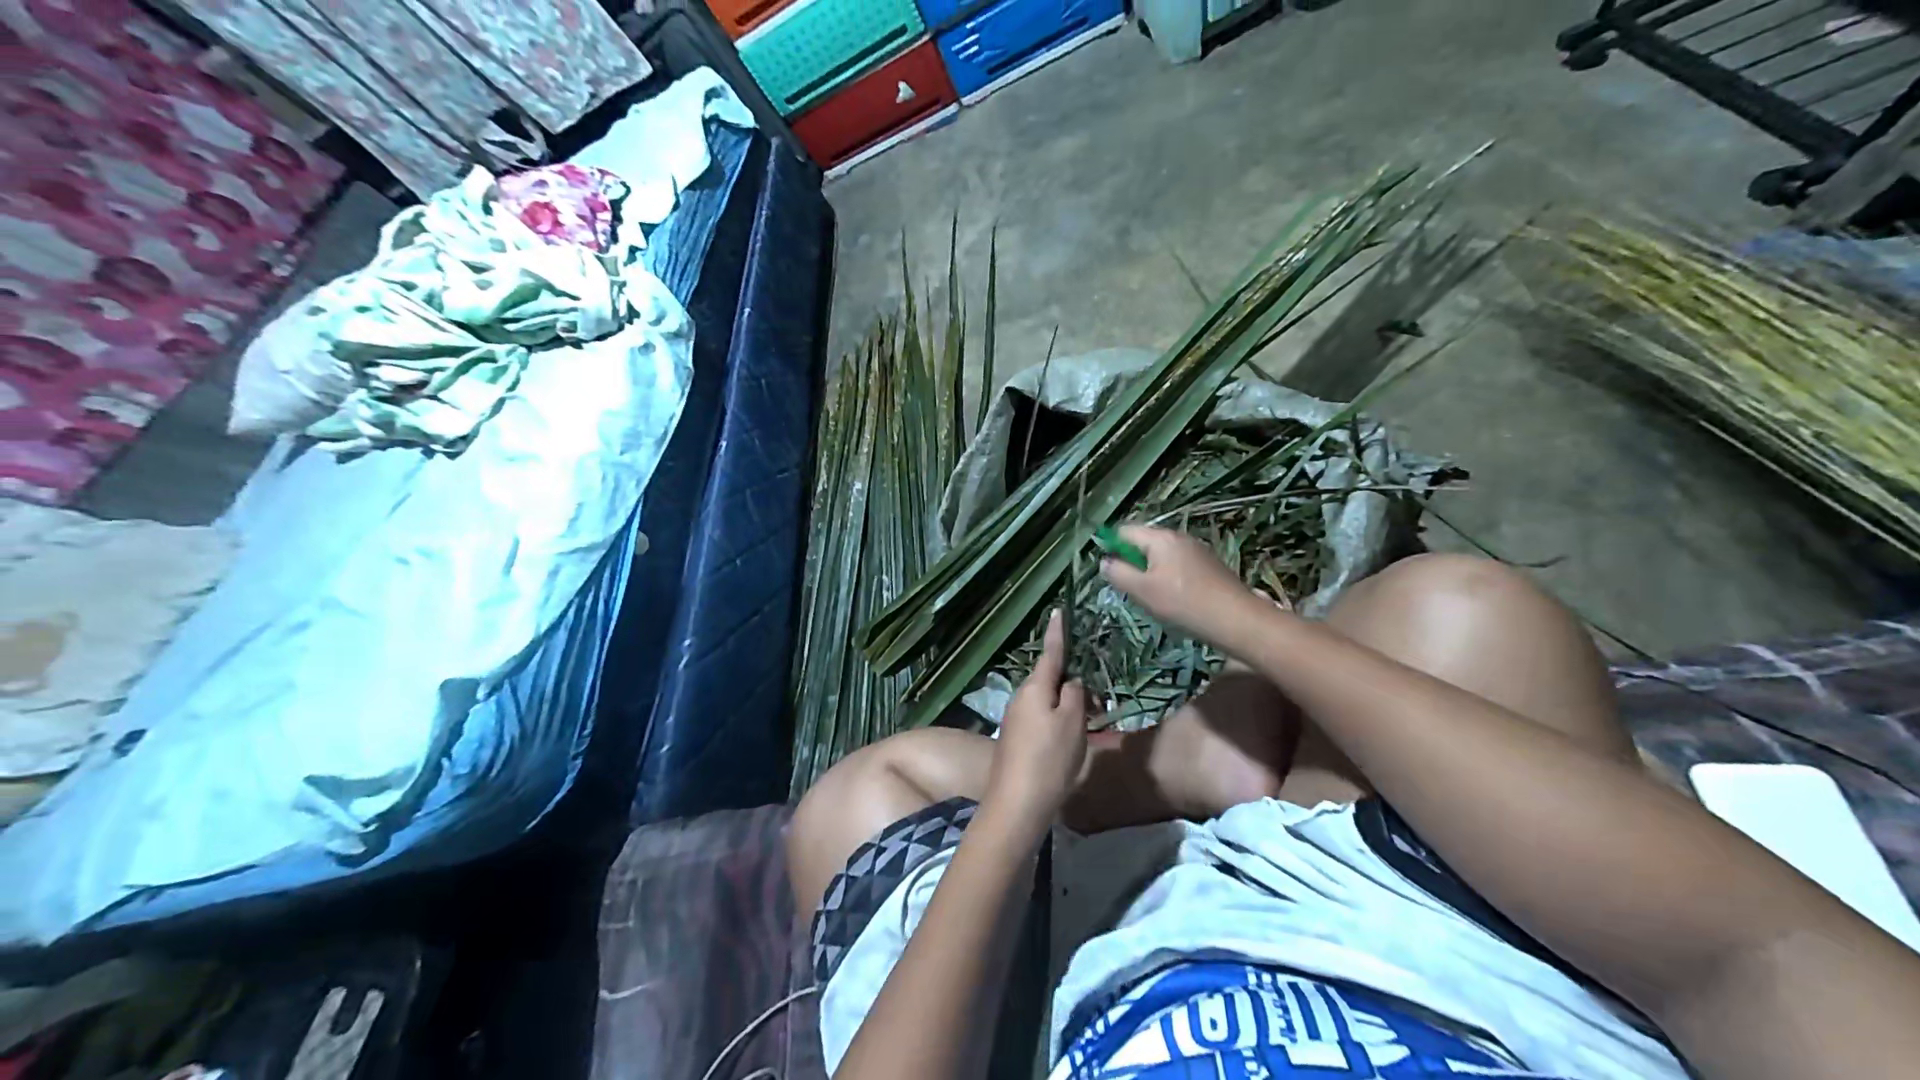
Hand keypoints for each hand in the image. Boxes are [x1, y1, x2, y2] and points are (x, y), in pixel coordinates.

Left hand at [985, 610, 1087, 831]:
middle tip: (1101, 701)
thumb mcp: (1072, 722)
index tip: (1059, 611)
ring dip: (1070, 705)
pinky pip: (1042, 718)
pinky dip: (1060, 721)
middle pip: (1051, 679)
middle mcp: (1021, 697)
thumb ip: (1075, 695)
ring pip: (1048, 701)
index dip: (1058, 633)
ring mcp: (1016, 719)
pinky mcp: (1016, 739)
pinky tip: (1074, 739)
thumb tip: (1072, 682)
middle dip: (1075, 683)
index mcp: (1035, 687)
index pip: (1051, 652)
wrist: (1017, 803)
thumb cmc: (1049, 758)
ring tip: (1093, 722)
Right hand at [1098, 524, 1256, 641]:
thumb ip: (1118, 574)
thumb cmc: (1183, 603)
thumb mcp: (1142, 591)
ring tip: (1154, 599)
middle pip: (1144, 542)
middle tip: (1132, 590)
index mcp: (1161, 538)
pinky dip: (1169, 578)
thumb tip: (1105, 562)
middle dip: (1133, 563)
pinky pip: (1178, 565)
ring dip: (1151, 573)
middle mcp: (1180, 537)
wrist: (1236, 620)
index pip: (1125, 531)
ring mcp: (1197, 550)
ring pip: (1162, 556)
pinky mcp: (1209, 566)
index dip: (1111, 547)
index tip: (1111, 572)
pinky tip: (1175, 600)